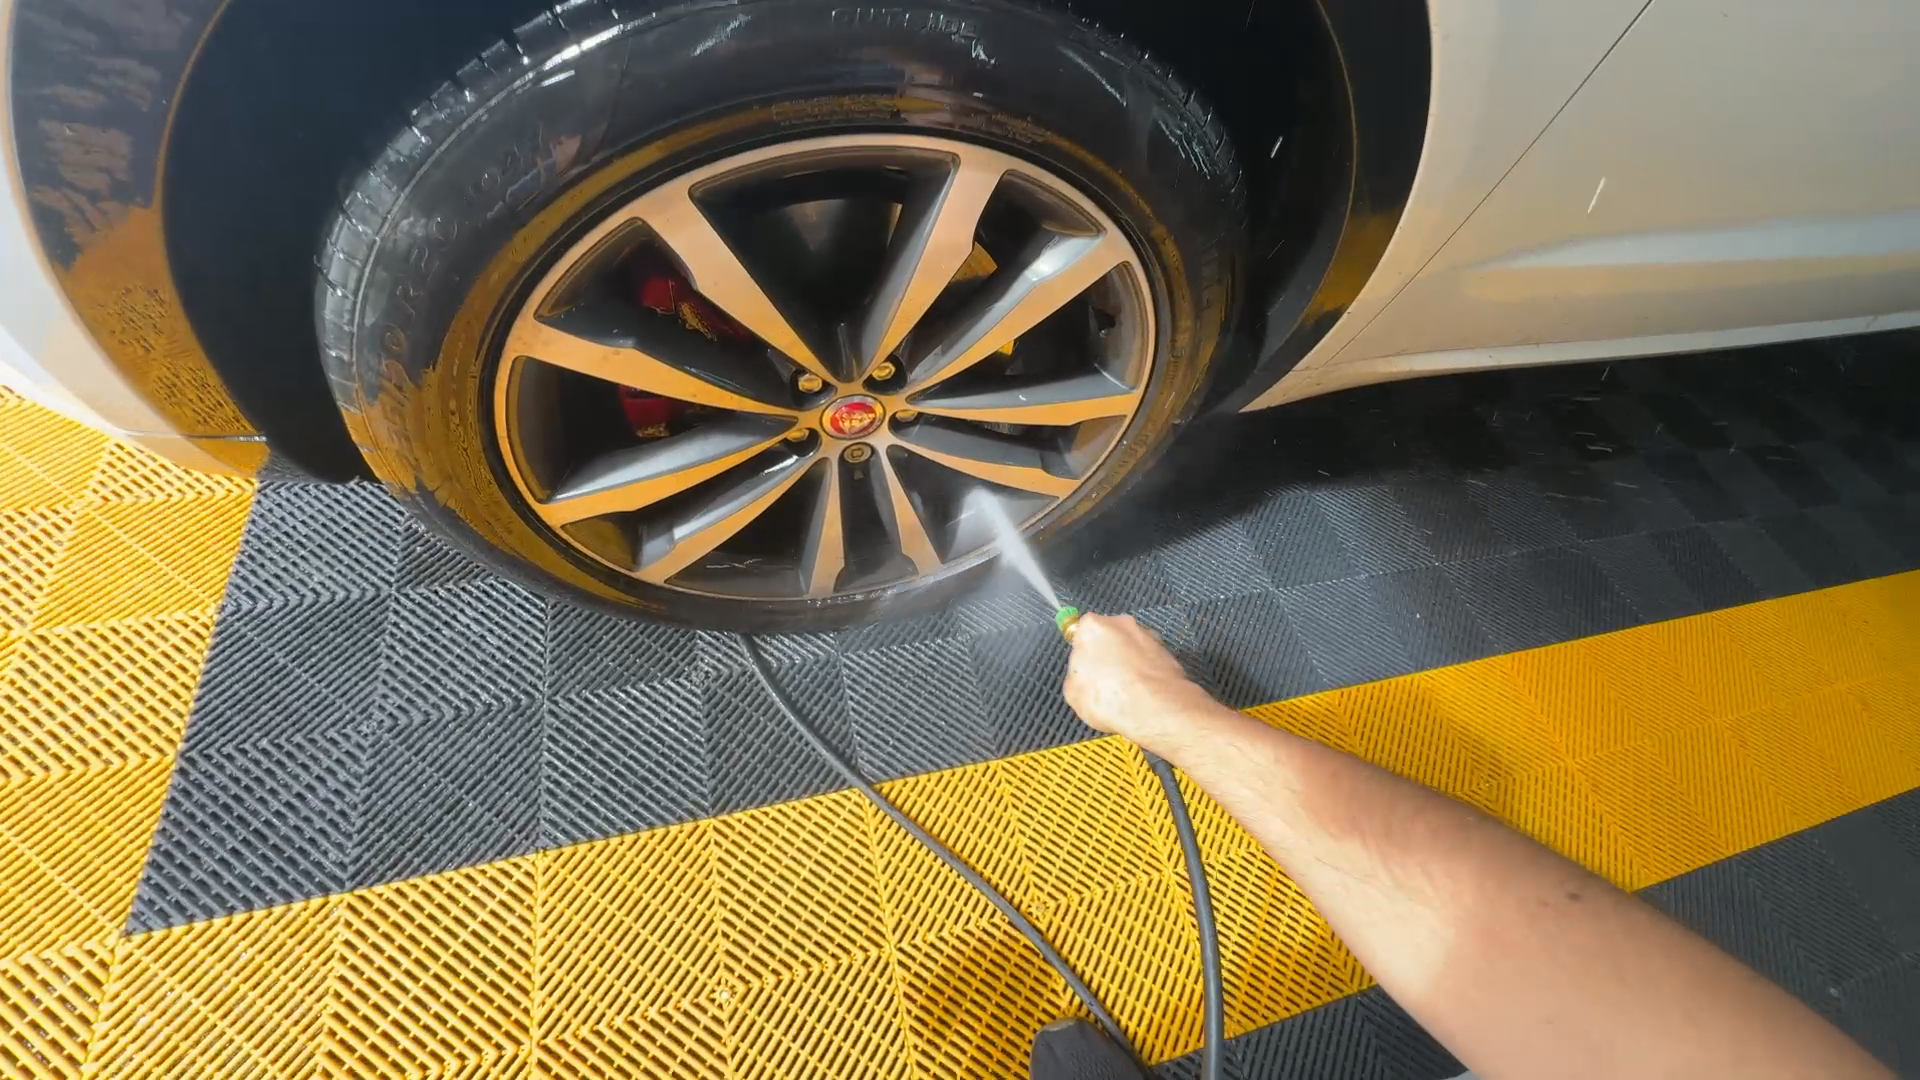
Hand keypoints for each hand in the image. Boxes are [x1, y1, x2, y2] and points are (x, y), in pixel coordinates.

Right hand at [1062, 613, 1219, 751]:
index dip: (1083, 654)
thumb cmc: (1111, 697)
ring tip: (1126, 693)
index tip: (1085, 669)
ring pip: (1132, 649)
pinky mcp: (1168, 652)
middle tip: (1104, 682)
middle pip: (1109, 638)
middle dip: (1107, 656)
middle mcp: (1121, 623)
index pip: (1081, 634)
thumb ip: (1075, 675)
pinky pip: (1150, 662)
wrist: (1155, 708)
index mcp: (1092, 626)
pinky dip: (1147, 674)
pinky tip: (1143, 695)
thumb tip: (1082, 677)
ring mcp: (1147, 636)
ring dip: (1129, 664)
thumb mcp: (1072, 693)